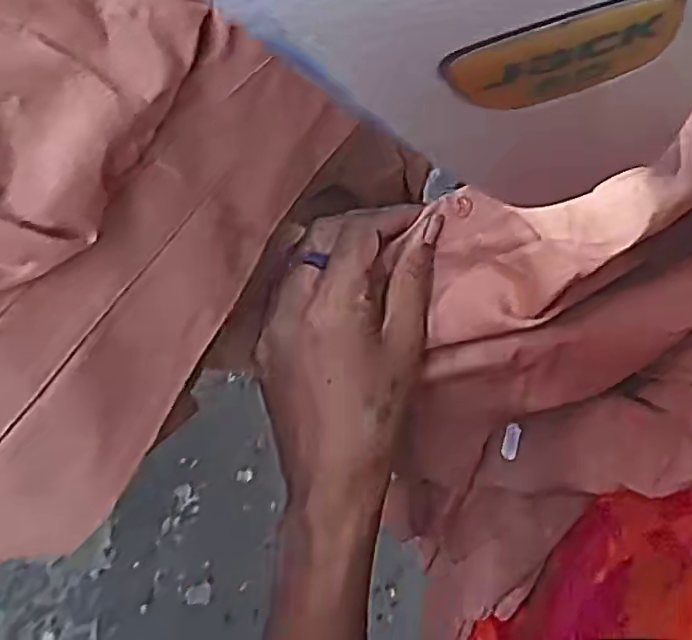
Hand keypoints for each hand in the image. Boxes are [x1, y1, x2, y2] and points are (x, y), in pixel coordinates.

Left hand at [256, 205, 442, 505]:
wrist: (331, 475)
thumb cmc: (379, 410)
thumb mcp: (406, 340)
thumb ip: (413, 277)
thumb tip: (427, 229)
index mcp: (329, 303)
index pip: (356, 233)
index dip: (392, 217)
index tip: (421, 217)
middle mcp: (290, 304)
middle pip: (322, 233)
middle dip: (364, 223)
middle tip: (401, 230)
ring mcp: (270, 323)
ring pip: (301, 254)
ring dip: (338, 241)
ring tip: (376, 250)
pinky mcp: (265, 341)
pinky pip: (288, 282)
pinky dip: (317, 266)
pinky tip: (343, 281)